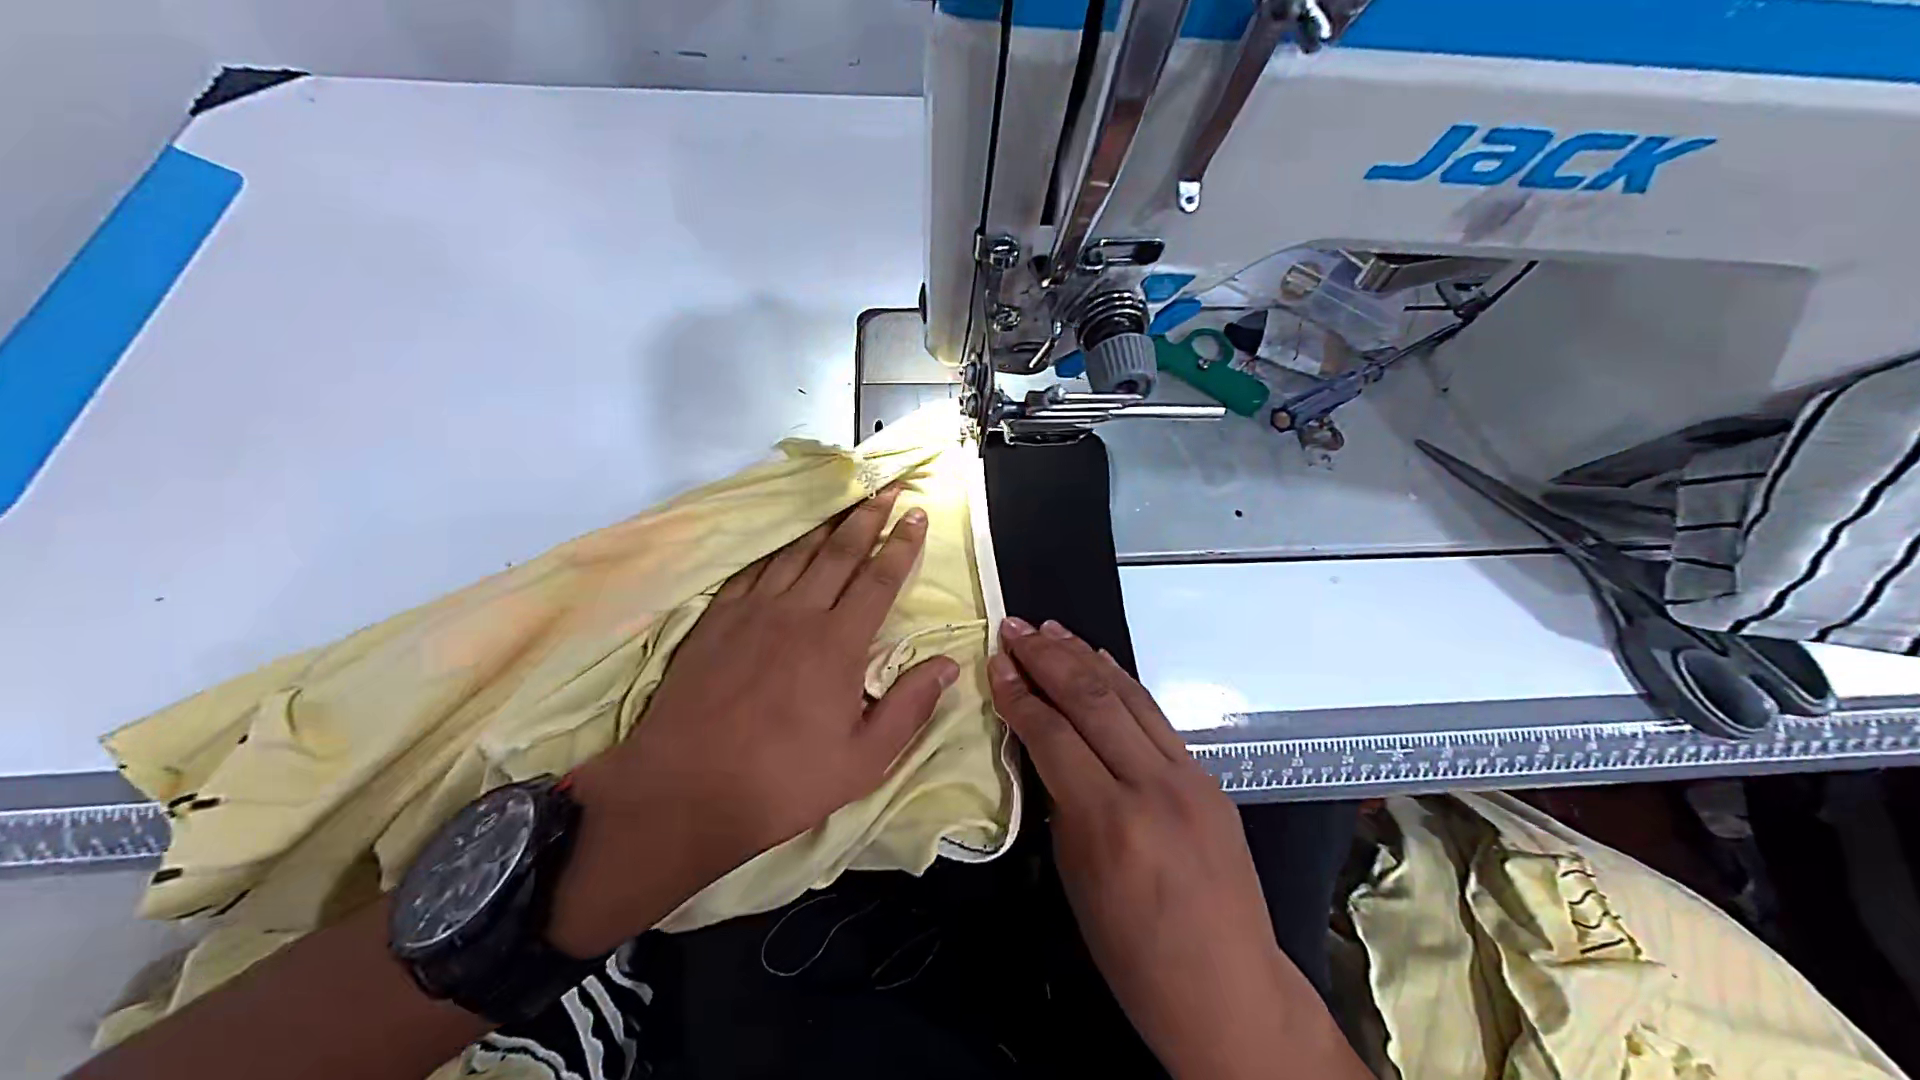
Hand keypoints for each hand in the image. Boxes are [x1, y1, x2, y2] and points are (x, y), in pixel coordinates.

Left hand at [549, 488, 958, 955]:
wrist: (685, 789)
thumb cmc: (783, 780)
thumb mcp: (863, 759)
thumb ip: (909, 707)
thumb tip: (948, 665)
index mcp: (838, 644)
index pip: (879, 579)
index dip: (902, 544)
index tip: (917, 515)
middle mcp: (798, 614)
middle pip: (839, 551)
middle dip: (868, 515)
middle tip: (888, 487)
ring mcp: (752, 611)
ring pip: (796, 552)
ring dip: (826, 523)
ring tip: (846, 499)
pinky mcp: (717, 619)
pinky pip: (754, 569)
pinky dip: (777, 549)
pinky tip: (785, 541)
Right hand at [989, 618, 1365, 1079]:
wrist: (1229, 991)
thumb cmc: (1134, 953)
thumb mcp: (1076, 878)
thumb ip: (1061, 801)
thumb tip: (1045, 746)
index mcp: (1110, 823)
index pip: (1053, 734)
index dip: (1019, 694)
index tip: (995, 662)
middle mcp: (1153, 787)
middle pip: (1091, 699)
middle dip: (1047, 657)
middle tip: (1015, 627)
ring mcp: (1189, 777)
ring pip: (1128, 696)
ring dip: (1084, 656)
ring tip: (1050, 630)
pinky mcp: (1208, 778)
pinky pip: (1156, 717)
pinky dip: (1123, 682)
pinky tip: (1102, 662)